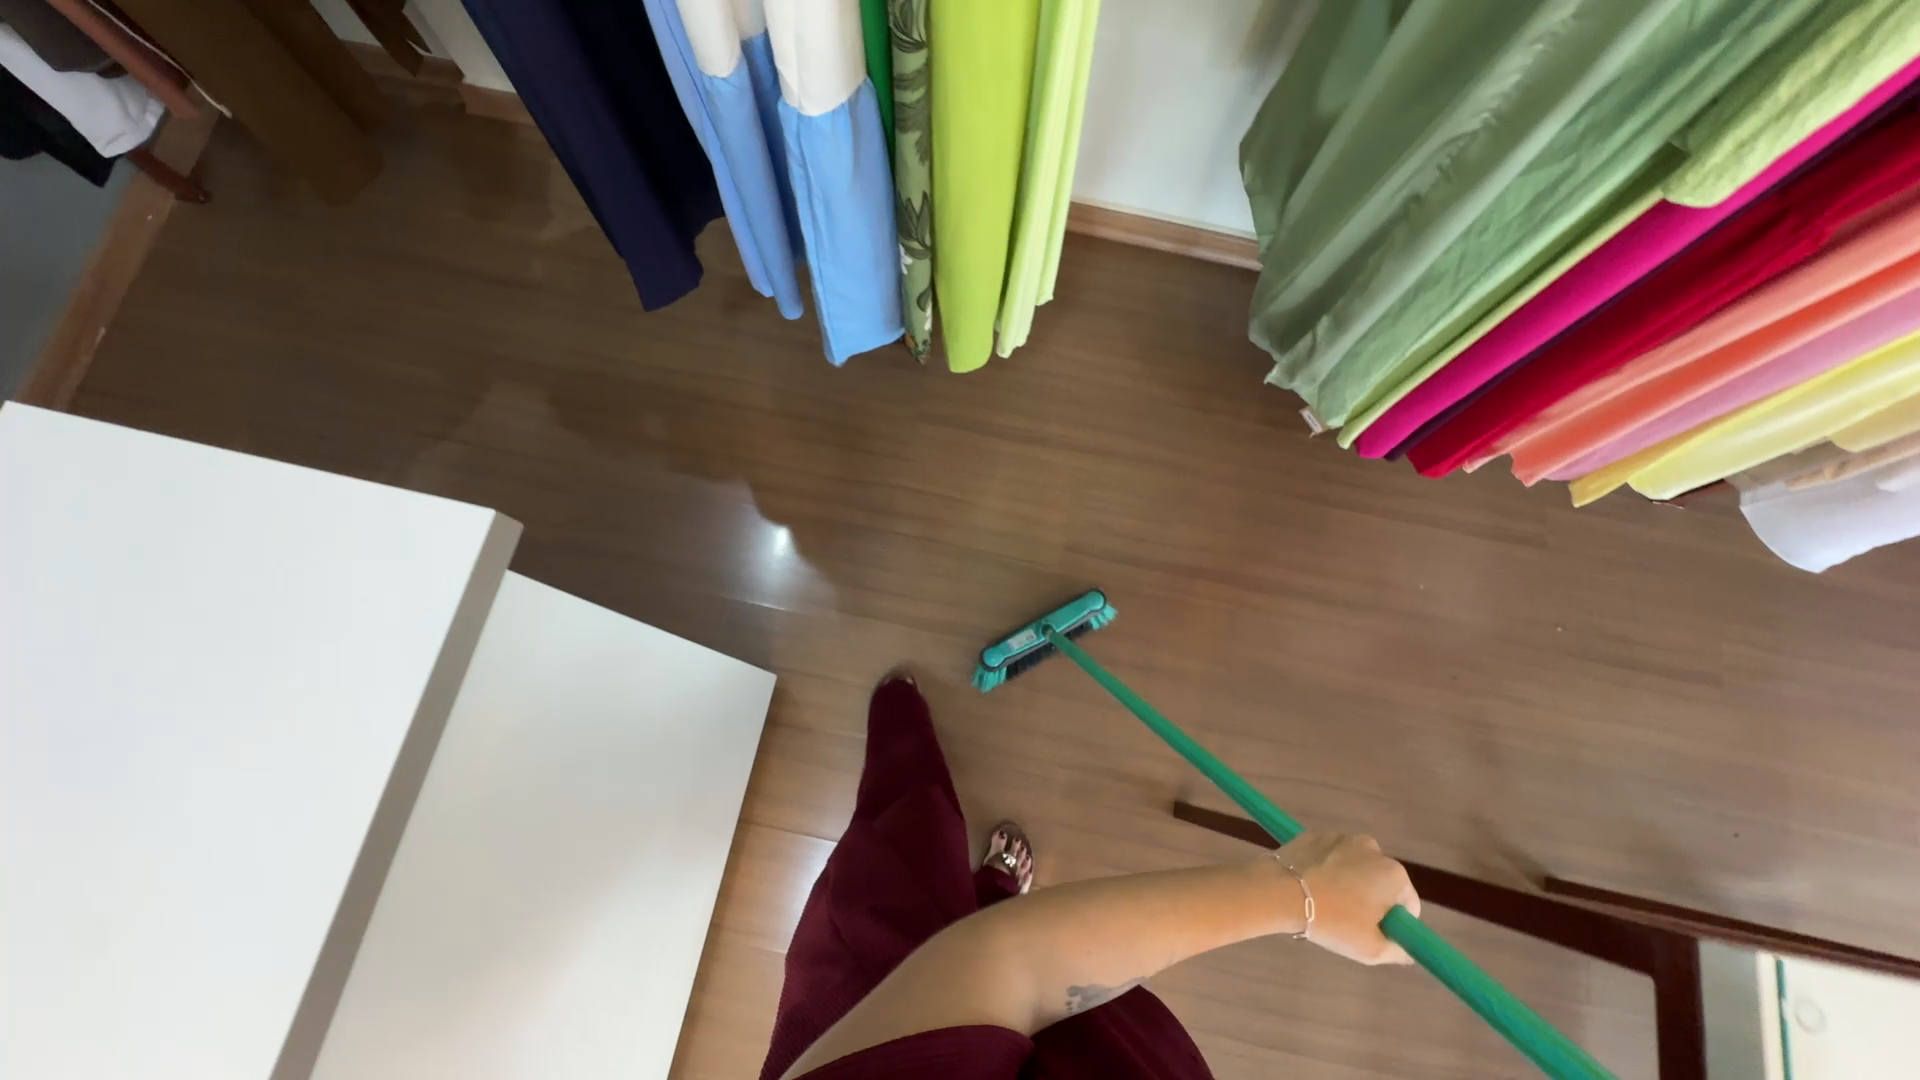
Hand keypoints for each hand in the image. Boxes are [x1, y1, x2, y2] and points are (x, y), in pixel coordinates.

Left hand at [1273, 832, 1419, 965]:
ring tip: (1326, 901)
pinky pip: (1329, 856)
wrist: (1281, 891)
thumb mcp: (1373, 950)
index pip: (1407, 904)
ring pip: (1354, 866)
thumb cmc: (1334, 921)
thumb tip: (1406, 948)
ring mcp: (1340, 837)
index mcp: (1394, 874)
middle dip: (1371, 898)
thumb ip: (1399, 950)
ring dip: (1348, 880)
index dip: (1395, 922)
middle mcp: (1372, 848)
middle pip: (1381, 881)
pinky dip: (1325, 868)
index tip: (1374, 932)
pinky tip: (1311, 884)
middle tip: (1348, 918)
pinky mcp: (1314, 835)